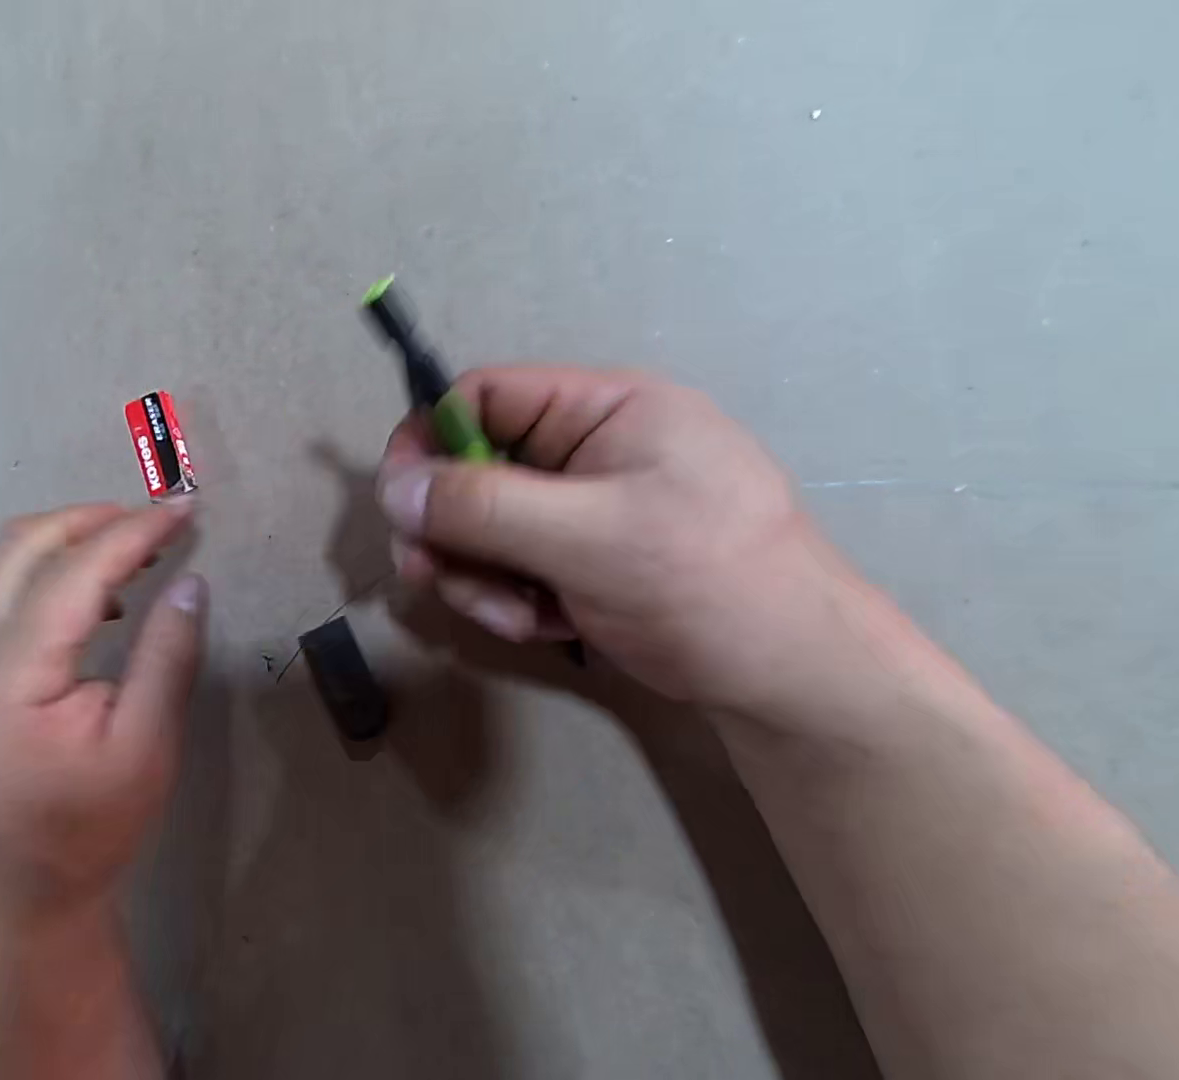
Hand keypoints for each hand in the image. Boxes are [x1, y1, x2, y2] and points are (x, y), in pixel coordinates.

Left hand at [0, 502, 205, 913]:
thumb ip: (167, 656)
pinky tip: (97, 602)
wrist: (30, 895)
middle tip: (148, 520)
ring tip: (131, 552)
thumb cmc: (95, 827)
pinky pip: (3, 601)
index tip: (180, 510)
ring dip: (66, 544)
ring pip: (2, 569)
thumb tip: (190, 583)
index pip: (71, 576)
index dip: (130, 534)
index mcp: (9, 680)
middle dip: (86, 520)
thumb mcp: (147, 745)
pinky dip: (51, 578)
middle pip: (15, 550)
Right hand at [378, 365, 863, 710]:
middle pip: (467, 468)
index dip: (429, 438)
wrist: (786, 682)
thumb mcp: (591, 537)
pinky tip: (543, 625)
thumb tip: (392, 486)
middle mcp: (578, 450)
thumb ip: (484, 507)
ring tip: (514, 614)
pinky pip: (501, 565)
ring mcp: (571, 508)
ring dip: (475, 575)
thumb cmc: (707, 585)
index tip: (400, 499)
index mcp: (599, 410)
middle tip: (428, 574)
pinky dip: (505, 598)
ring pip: (476, 527)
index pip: (482, 396)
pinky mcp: (567, 556)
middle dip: (447, 528)